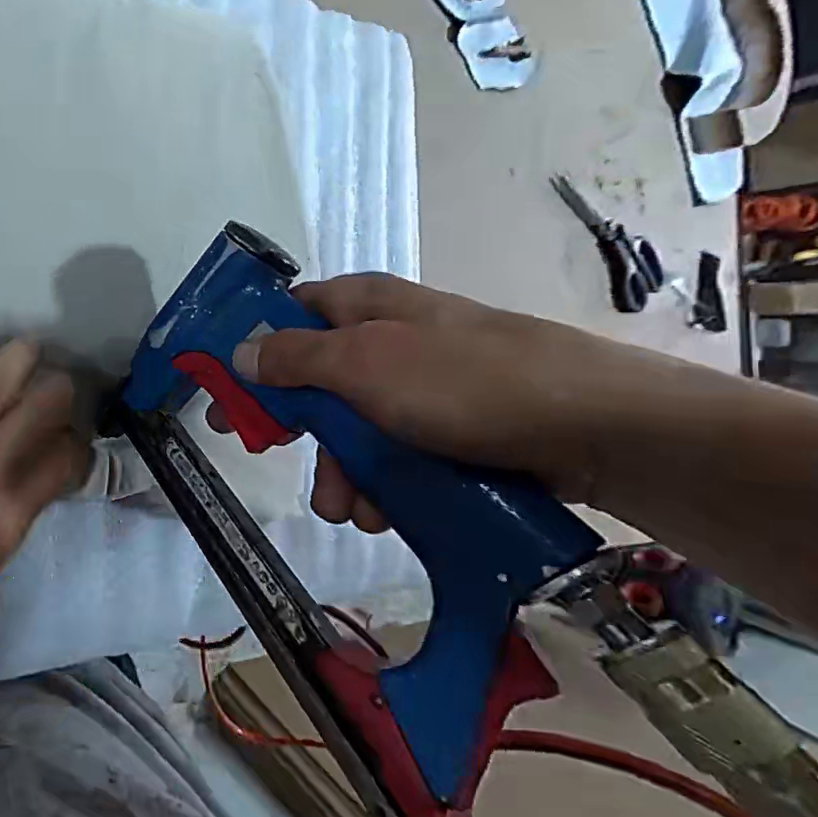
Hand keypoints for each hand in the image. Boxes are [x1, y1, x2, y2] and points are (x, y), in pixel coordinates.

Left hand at [0, 293, 87, 662]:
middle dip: (59, 391)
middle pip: (41, 410)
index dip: (73, 443)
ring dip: (20, 357)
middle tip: (57, 385)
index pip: (63, 459)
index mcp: (4, 518)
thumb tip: (38, 468)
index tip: (65, 437)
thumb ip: (16, 515)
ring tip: (28, 346)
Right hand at [219, 273, 731, 525]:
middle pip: (317, 378)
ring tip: (354, 510)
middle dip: (301, 430)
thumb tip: (241, 350)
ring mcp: (423, 381)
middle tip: (279, 461)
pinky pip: (398, 450)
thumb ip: (296, 358)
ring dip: (344, 469)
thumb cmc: (462, 382)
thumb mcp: (365, 364)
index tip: (226, 396)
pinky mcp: (453, 423)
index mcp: (363, 304)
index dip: (252, 351)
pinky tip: (389, 512)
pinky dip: (385, 481)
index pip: (286, 315)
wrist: (591, 424)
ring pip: (356, 424)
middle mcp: (389, 336)